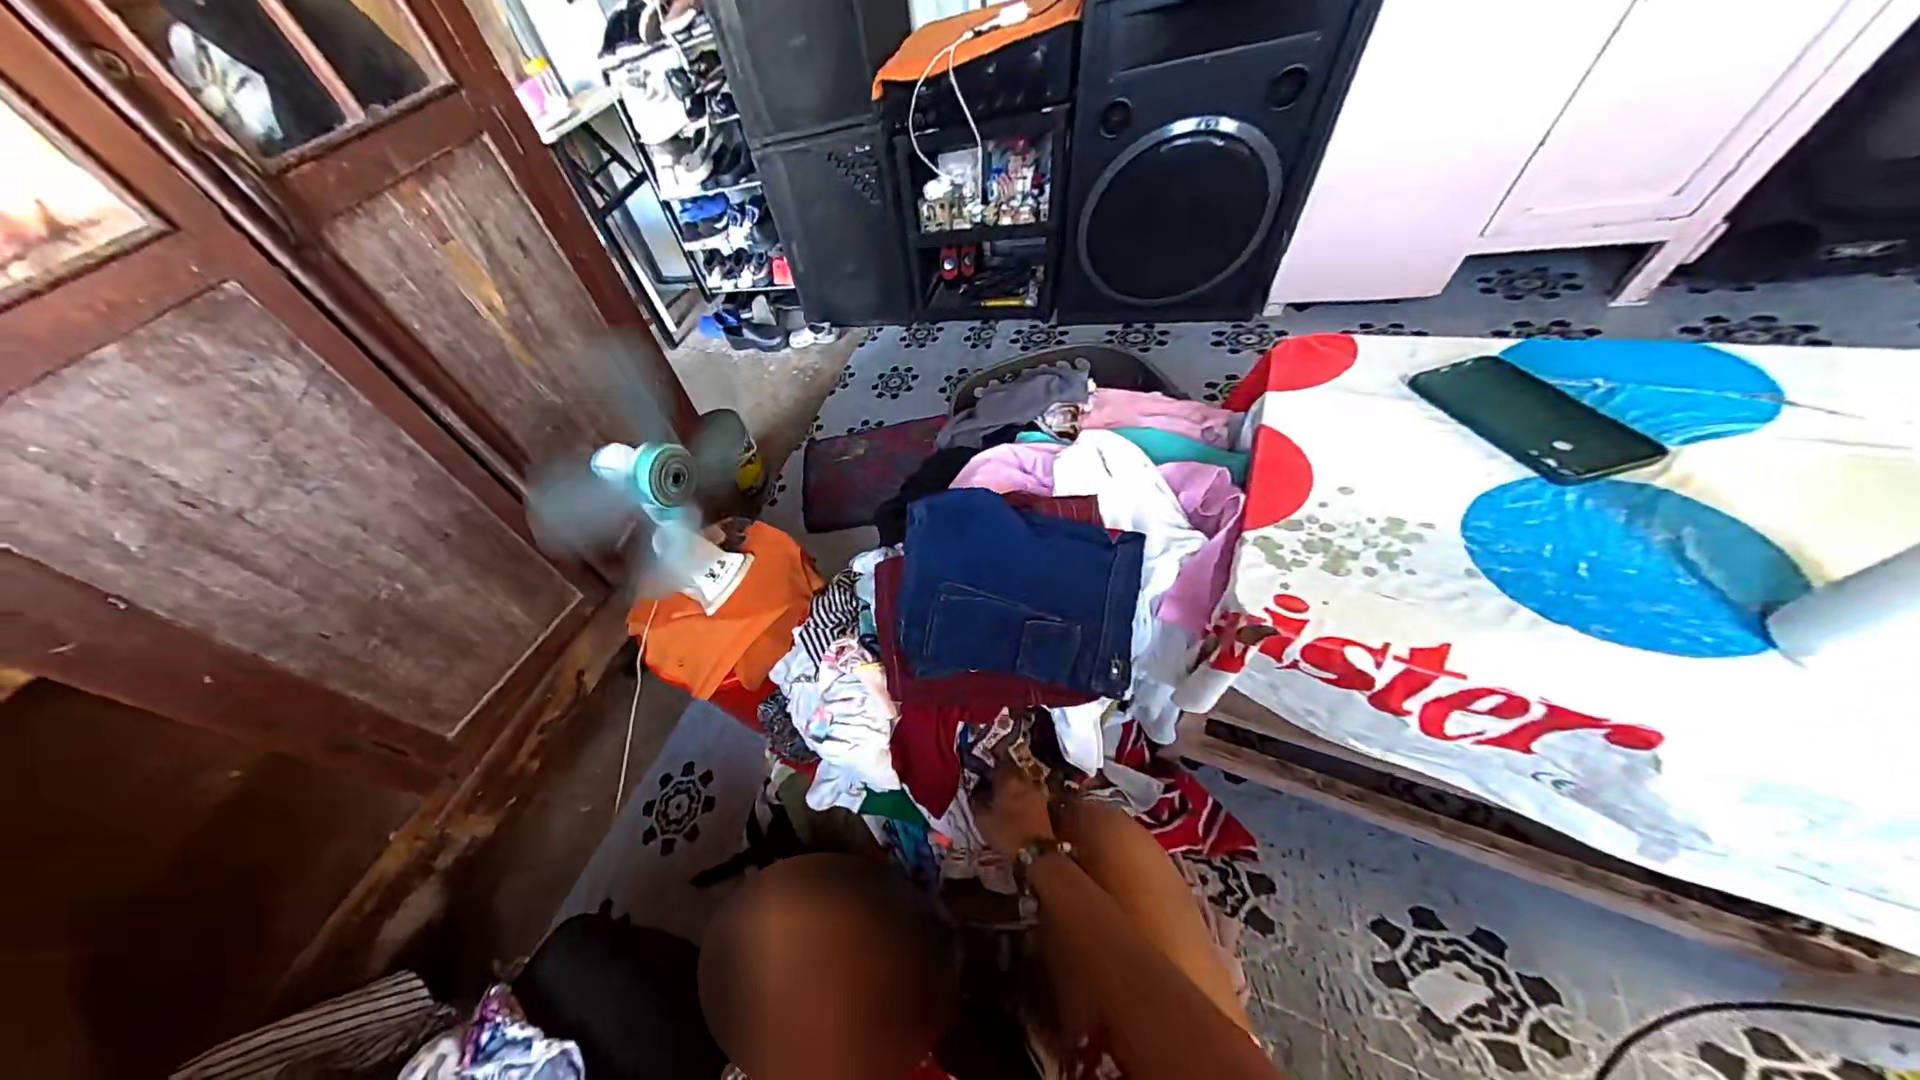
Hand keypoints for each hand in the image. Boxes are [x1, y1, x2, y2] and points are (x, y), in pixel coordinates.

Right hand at [974, 761, 1054, 856]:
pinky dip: (1020, 795)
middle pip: (1010, 771)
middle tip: (990, 784)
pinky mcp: (1042, 802)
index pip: (996, 765)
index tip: (981, 775)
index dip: (987, 769)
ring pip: (1020, 781)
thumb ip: (978, 801)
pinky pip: (1027, 792)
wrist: (1036, 852)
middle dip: (1000, 776)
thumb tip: (977, 791)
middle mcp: (1023, 779)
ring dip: (1011, 786)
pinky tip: (1013, 805)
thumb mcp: (983, 819)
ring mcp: (1035, 790)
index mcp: (1007, 779)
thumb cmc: (1006, 833)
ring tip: (1001, 796)